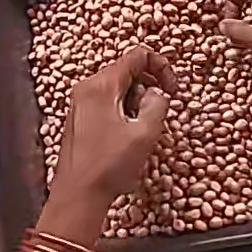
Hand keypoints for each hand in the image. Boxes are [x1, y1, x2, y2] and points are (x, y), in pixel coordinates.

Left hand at [49, 46, 176, 210]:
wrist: (78, 195)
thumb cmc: (109, 165)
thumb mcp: (145, 133)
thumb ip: (158, 105)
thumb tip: (158, 93)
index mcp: (101, 85)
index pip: (137, 56)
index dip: (162, 67)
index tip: (173, 90)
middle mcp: (87, 88)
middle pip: (127, 71)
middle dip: (151, 85)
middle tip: (164, 108)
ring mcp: (80, 104)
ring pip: (118, 89)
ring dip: (138, 101)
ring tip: (146, 126)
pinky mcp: (80, 120)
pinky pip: (107, 103)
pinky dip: (124, 111)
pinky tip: (130, 134)